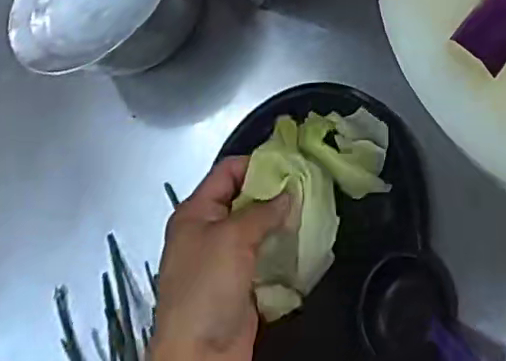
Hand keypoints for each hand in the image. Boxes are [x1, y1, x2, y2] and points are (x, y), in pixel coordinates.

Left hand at [150, 156, 288, 360]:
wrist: (199, 359)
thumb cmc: (207, 288)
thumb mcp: (233, 237)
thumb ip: (263, 210)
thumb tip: (290, 193)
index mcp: (195, 212)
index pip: (228, 171)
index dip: (257, 163)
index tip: (289, 164)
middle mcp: (207, 230)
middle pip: (244, 197)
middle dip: (274, 192)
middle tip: (306, 186)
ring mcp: (224, 258)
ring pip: (257, 227)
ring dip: (280, 221)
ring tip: (309, 211)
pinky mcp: (240, 283)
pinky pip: (263, 255)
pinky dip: (281, 247)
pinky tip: (302, 241)